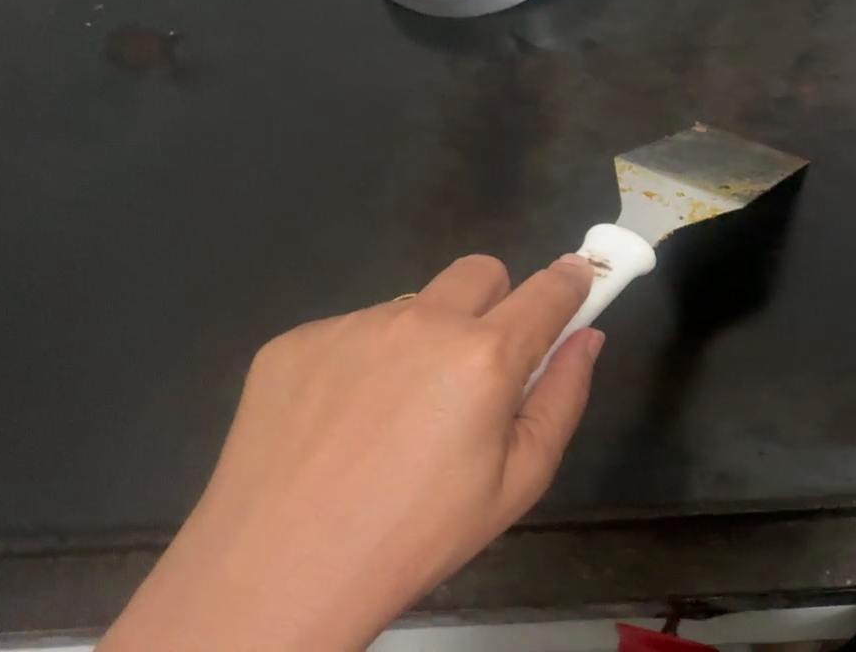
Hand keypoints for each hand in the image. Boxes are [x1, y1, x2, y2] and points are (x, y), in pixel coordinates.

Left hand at [99, 254, 603, 651]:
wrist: (269, 583)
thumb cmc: (416, 537)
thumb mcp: (519, 481)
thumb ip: (564, 396)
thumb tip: (585, 336)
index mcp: (485, 356)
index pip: (550, 288)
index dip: (572, 281)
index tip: (578, 284)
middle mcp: (421, 323)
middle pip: (482, 272)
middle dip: (496, 304)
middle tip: (478, 368)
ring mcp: (351, 328)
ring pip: (415, 304)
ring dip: (426, 337)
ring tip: (394, 415)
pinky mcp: (293, 344)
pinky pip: (354, 330)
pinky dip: (365, 360)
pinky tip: (342, 423)